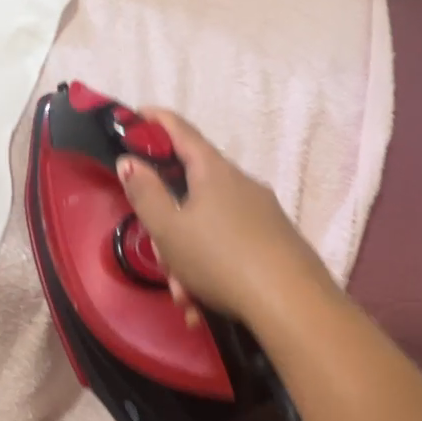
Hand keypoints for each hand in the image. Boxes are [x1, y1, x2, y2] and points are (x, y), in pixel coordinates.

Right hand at [116, 109, 338, 327]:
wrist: (292, 305)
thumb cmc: (219, 258)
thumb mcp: (168, 228)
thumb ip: (144, 193)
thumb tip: (129, 161)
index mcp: (214, 172)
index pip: (182, 133)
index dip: (156, 121)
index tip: (137, 114)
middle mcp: (241, 185)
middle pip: (190, 192)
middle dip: (167, 226)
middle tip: (158, 258)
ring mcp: (261, 214)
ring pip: (207, 227)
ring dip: (186, 260)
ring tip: (184, 297)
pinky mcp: (274, 242)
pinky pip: (227, 249)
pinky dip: (209, 273)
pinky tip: (201, 306)